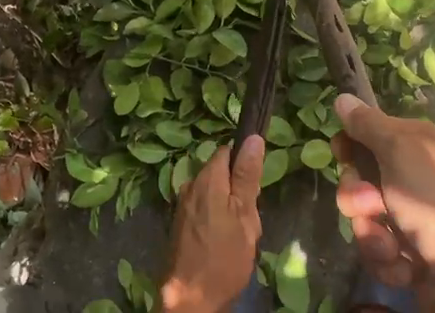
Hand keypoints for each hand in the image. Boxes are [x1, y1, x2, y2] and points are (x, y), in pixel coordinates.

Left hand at [159, 134, 264, 312]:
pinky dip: (215, 222)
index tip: (255, 188)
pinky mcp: (179, 225)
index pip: (227, 152)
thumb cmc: (223, 256)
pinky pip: (203, 211)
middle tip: (249, 220)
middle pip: (220, 174)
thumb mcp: (244, 214)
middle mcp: (190, 185)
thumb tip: (253, 137)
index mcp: (207, 177)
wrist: (190, 299)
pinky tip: (224, 244)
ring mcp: (182, 206)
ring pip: (213, 195)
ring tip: (239, 237)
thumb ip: (247, 176)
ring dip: (227, 209)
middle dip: (237, 192)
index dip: (244, 165)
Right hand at [330, 95, 434, 308]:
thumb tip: (342, 96)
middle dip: (358, 200)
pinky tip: (406, 267)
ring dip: (373, 237)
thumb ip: (368, 124)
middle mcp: (407, 175)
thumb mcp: (400, 152)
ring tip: (394, 248)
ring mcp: (406, 215)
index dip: (348, 146)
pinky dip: (388, 261)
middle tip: (373, 206)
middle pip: (356, 180)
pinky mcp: (406, 250)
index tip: (342, 157)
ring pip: (362, 220)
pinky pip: (376, 251)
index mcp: (411, 143)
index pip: (364, 133)